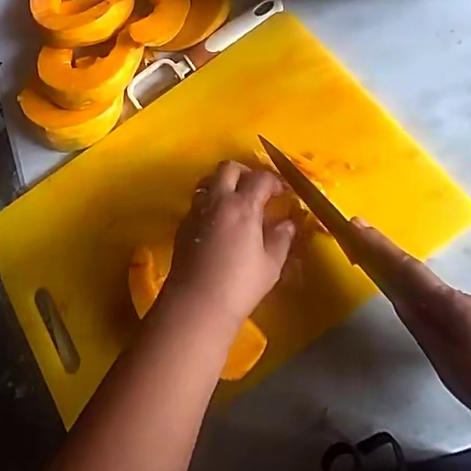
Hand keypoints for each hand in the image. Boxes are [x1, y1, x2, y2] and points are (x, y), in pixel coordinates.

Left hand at [162, 162, 299, 324]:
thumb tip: (287, 224)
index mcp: (243, 206)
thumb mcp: (270, 265)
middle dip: (245, 172)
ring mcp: (197, 210)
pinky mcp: (183, 223)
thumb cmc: (239, 286)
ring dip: (224, 184)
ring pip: (209, 180)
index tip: (282, 192)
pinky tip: (218, 223)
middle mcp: (218, 200)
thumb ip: (281, 239)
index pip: (260, 178)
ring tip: (235, 202)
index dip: (274, 181)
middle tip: (256, 189)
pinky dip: (211, 202)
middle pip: (229, 167)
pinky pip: (198, 201)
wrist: (196, 303)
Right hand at [349, 218, 470, 439]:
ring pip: (445, 304)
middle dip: (396, 270)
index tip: (355, 222)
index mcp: (456, 306)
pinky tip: (448, 350)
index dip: (380, 248)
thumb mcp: (450, 366)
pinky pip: (461, 317)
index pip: (409, 270)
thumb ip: (423, 329)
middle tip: (367, 263)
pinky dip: (442, 318)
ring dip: (420, 301)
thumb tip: (399, 298)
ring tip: (405, 319)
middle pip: (425, 283)